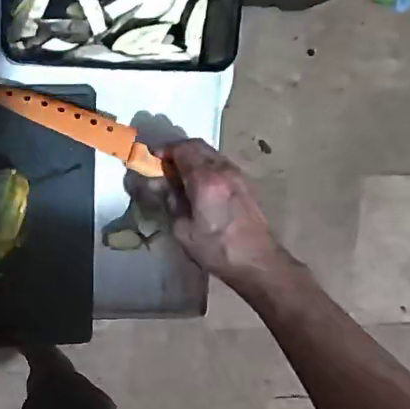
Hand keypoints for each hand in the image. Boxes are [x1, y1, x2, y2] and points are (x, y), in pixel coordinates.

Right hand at [160, 139, 291, 292]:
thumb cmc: (216, 249)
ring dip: (192, 158)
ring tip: (178, 176)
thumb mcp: (182, 228)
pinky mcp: (245, 184)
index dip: (164, 150)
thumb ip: (169, 200)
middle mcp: (223, 170)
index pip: (182, 149)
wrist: (258, 262)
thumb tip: (159, 184)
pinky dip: (205, 166)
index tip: (151, 159)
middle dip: (177, 151)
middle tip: (163, 166)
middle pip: (197, 146)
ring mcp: (238, 175)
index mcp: (205, 179)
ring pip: (210, 154)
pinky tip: (198, 185)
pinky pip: (220, 165)